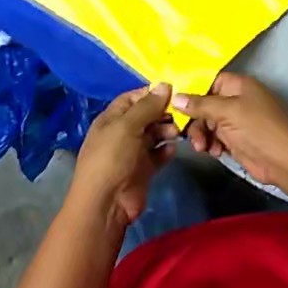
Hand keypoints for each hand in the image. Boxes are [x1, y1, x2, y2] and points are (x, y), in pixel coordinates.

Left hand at [70, 83, 176, 224]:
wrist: (106, 202)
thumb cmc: (112, 158)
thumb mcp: (127, 126)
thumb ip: (147, 106)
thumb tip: (165, 84)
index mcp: (112, 118)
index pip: (133, 99)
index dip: (151, 94)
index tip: (174, 92)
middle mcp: (122, 132)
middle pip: (146, 116)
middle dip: (163, 113)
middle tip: (180, 115)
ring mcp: (133, 152)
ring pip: (154, 135)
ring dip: (167, 131)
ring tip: (177, 134)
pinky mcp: (144, 169)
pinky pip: (158, 154)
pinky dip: (166, 151)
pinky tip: (173, 150)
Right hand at [174, 73, 287, 190]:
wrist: (285, 161)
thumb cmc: (259, 129)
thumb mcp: (228, 112)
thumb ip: (200, 105)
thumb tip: (175, 97)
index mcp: (238, 85)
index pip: (208, 81)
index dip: (191, 91)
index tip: (172, 101)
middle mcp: (236, 100)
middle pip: (204, 104)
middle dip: (194, 120)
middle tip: (185, 133)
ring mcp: (236, 121)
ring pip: (207, 123)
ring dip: (200, 135)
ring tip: (202, 148)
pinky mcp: (235, 140)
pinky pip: (214, 138)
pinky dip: (211, 144)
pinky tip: (214, 152)